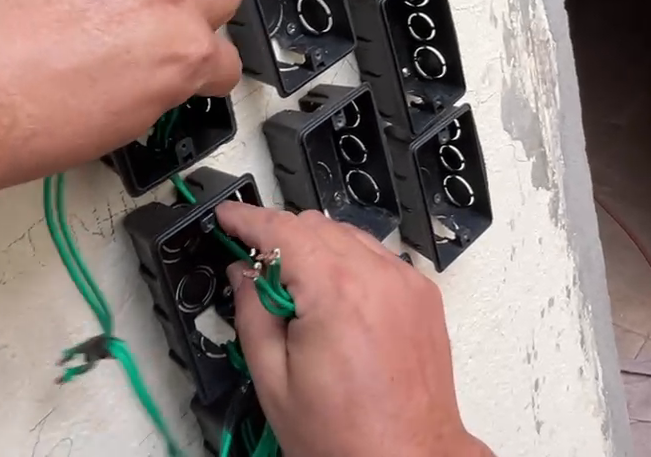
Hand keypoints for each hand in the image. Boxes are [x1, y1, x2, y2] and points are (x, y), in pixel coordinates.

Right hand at [215, 205, 492, 456]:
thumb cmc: (349, 439)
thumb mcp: (275, 383)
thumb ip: (253, 315)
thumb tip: (243, 275)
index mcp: (335, 292)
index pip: (280, 229)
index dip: (247, 217)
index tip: (229, 216)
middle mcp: (375, 275)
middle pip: (314, 225)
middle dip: (280, 239)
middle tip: (259, 273)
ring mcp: (404, 280)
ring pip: (346, 234)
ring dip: (316, 249)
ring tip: (302, 299)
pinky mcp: (421, 292)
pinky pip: (376, 255)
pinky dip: (350, 263)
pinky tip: (339, 302)